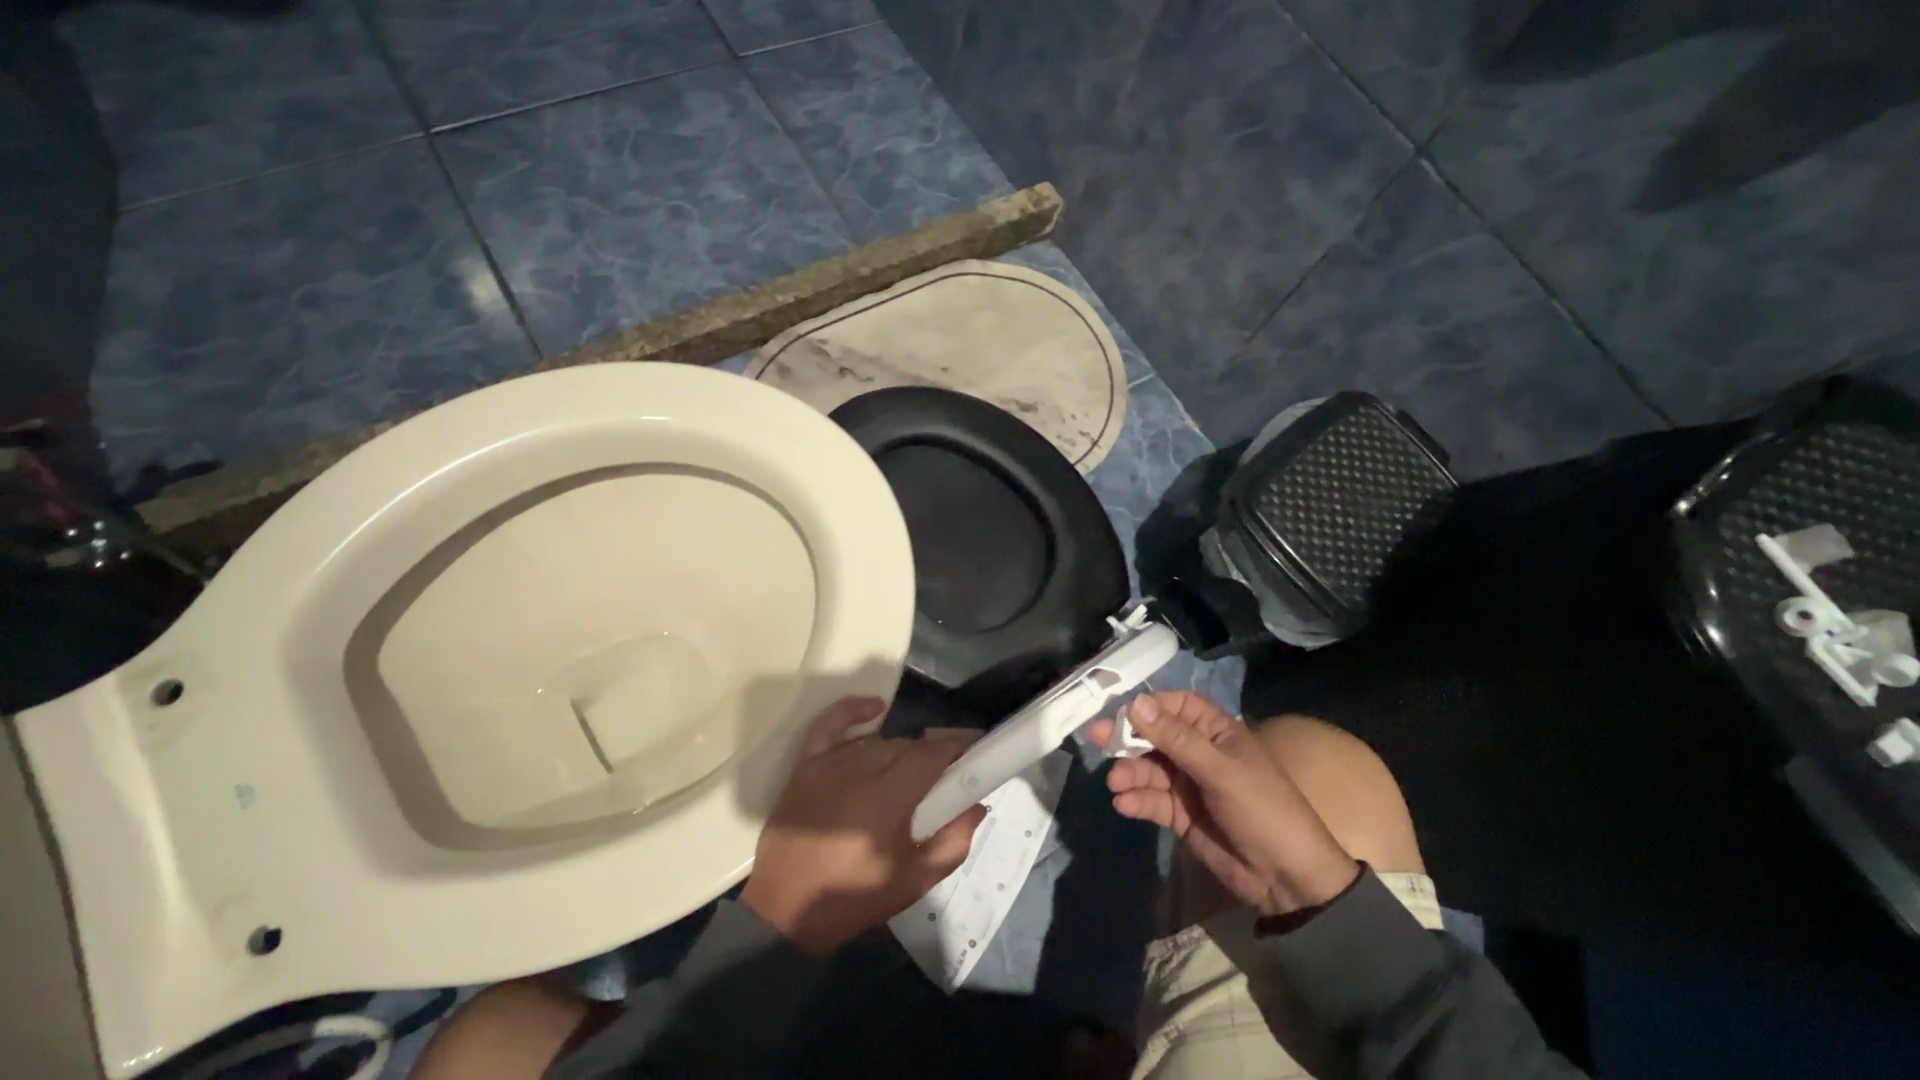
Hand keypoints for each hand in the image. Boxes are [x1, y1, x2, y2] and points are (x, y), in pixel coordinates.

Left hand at [740, 697, 988, 955]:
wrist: (788, 910)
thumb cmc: (855, 898)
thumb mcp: (916, 881)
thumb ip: (954, 840)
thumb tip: (976, 805)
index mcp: (887, 799)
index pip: (930, 755)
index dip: (957, 748)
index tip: (975, 752)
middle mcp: (857, 772)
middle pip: (905, 746)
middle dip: (930, 757)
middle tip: (943, 779)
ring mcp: (827, 766)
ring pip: (875, 741)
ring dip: (898, 750)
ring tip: (909, 773)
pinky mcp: (804, 768)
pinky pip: (828, 726)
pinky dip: (851, 711)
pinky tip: (875, 708)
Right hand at [1088, 692, 1358, 917]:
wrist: (1285, 877)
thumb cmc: (1263, 810)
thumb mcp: (1220, 771)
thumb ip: (1177, 739)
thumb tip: (1137, 703)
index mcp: (1219, 733)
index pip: (1179, 706)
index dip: (1151, 707)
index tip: (1122, 713)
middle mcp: (1201, 754)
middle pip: (1156, 737)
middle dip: (1127, 739)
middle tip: (1097, 741)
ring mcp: (1190, 786)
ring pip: (1149, 769)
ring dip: (1130, 773)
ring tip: (1116, 785)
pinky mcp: (1181, 816)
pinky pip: (1152, 800)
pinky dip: (1137, 800)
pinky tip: (1126, 805)